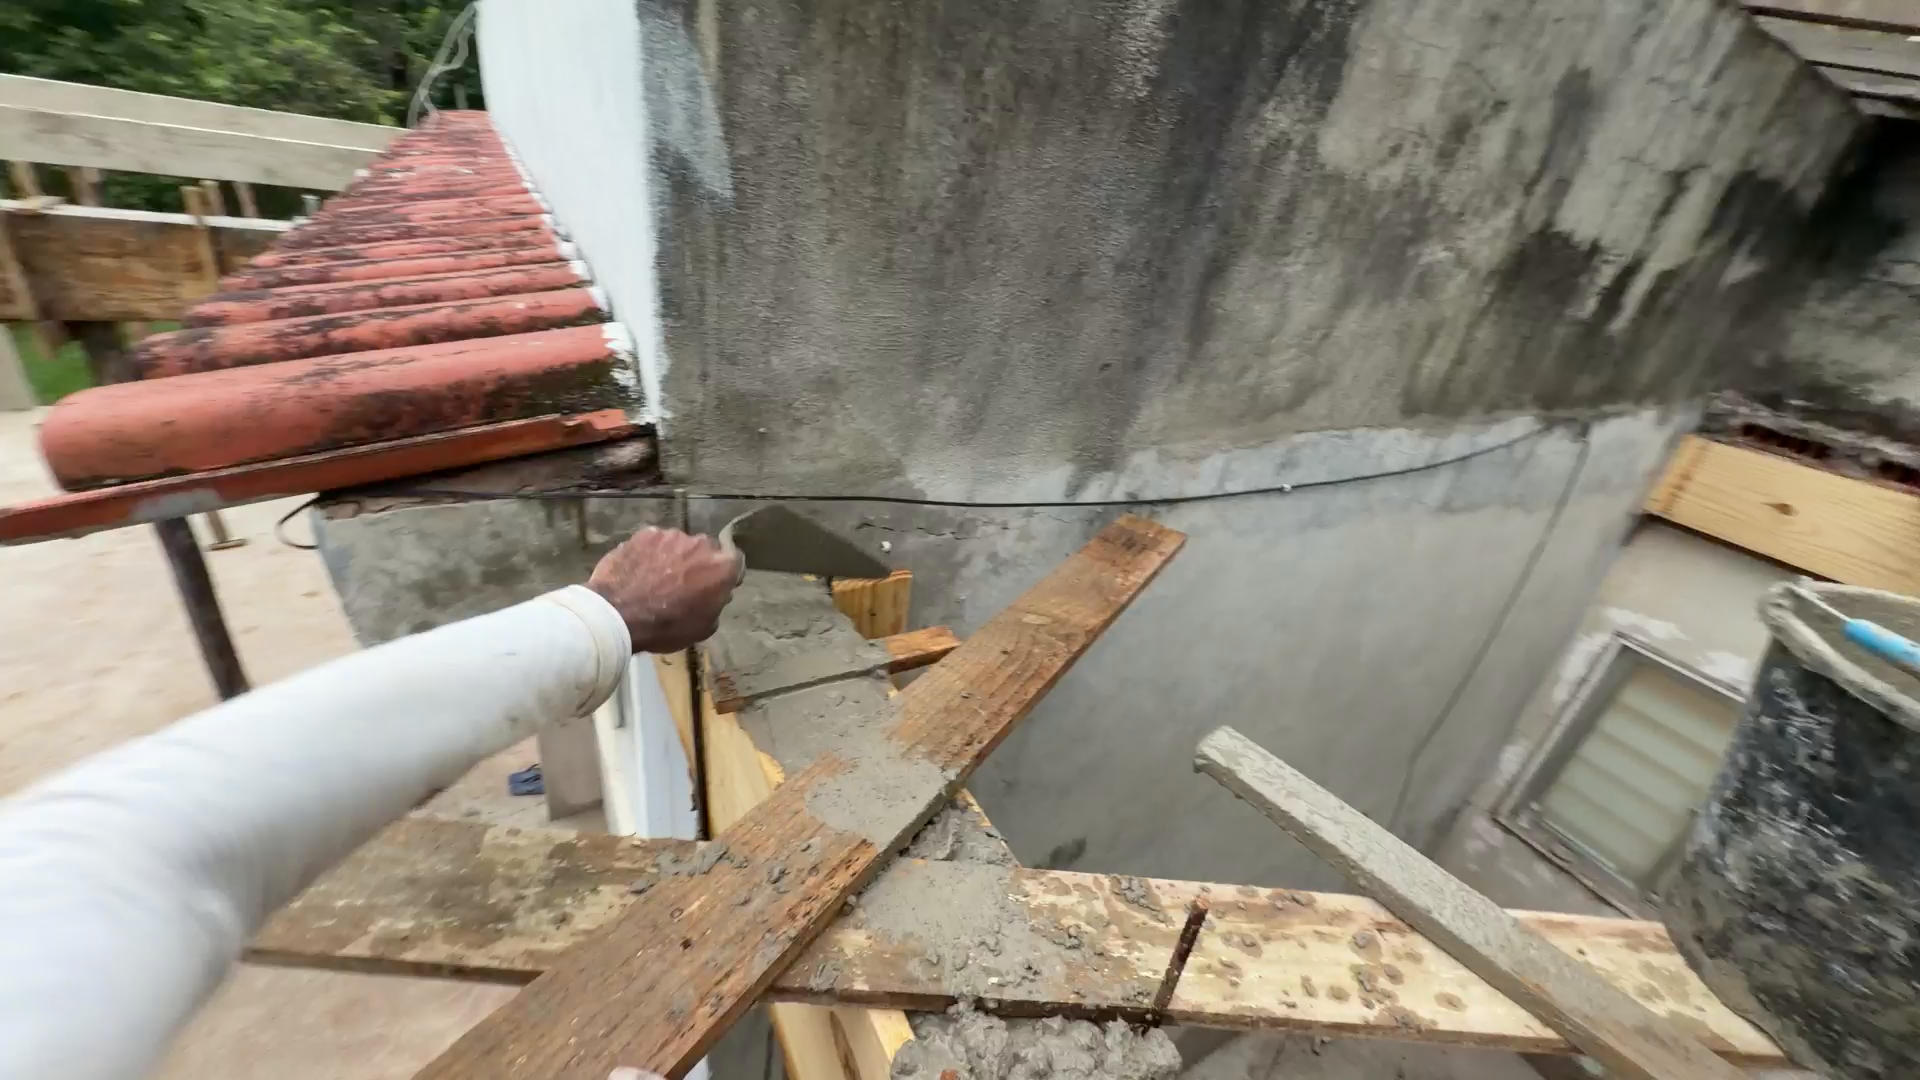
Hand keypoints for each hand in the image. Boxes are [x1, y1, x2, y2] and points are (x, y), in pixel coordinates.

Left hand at [587, 526, 740, 652]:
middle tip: (684, 582)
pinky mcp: (645, 533)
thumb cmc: (667, 626)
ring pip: (680, 544)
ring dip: (675, 557)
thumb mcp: (705, 627)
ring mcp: (673, 535)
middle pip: (708, 550)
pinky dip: (651, 552)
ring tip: (657, 576)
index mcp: (723, 567)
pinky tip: (640, 570)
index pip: (737, 563)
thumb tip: (714, 593)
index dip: (726, 575)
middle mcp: (703, 544)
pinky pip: (655, 542)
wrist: (618, 615)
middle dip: (700, 563)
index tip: (715, 586)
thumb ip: (716, 603)